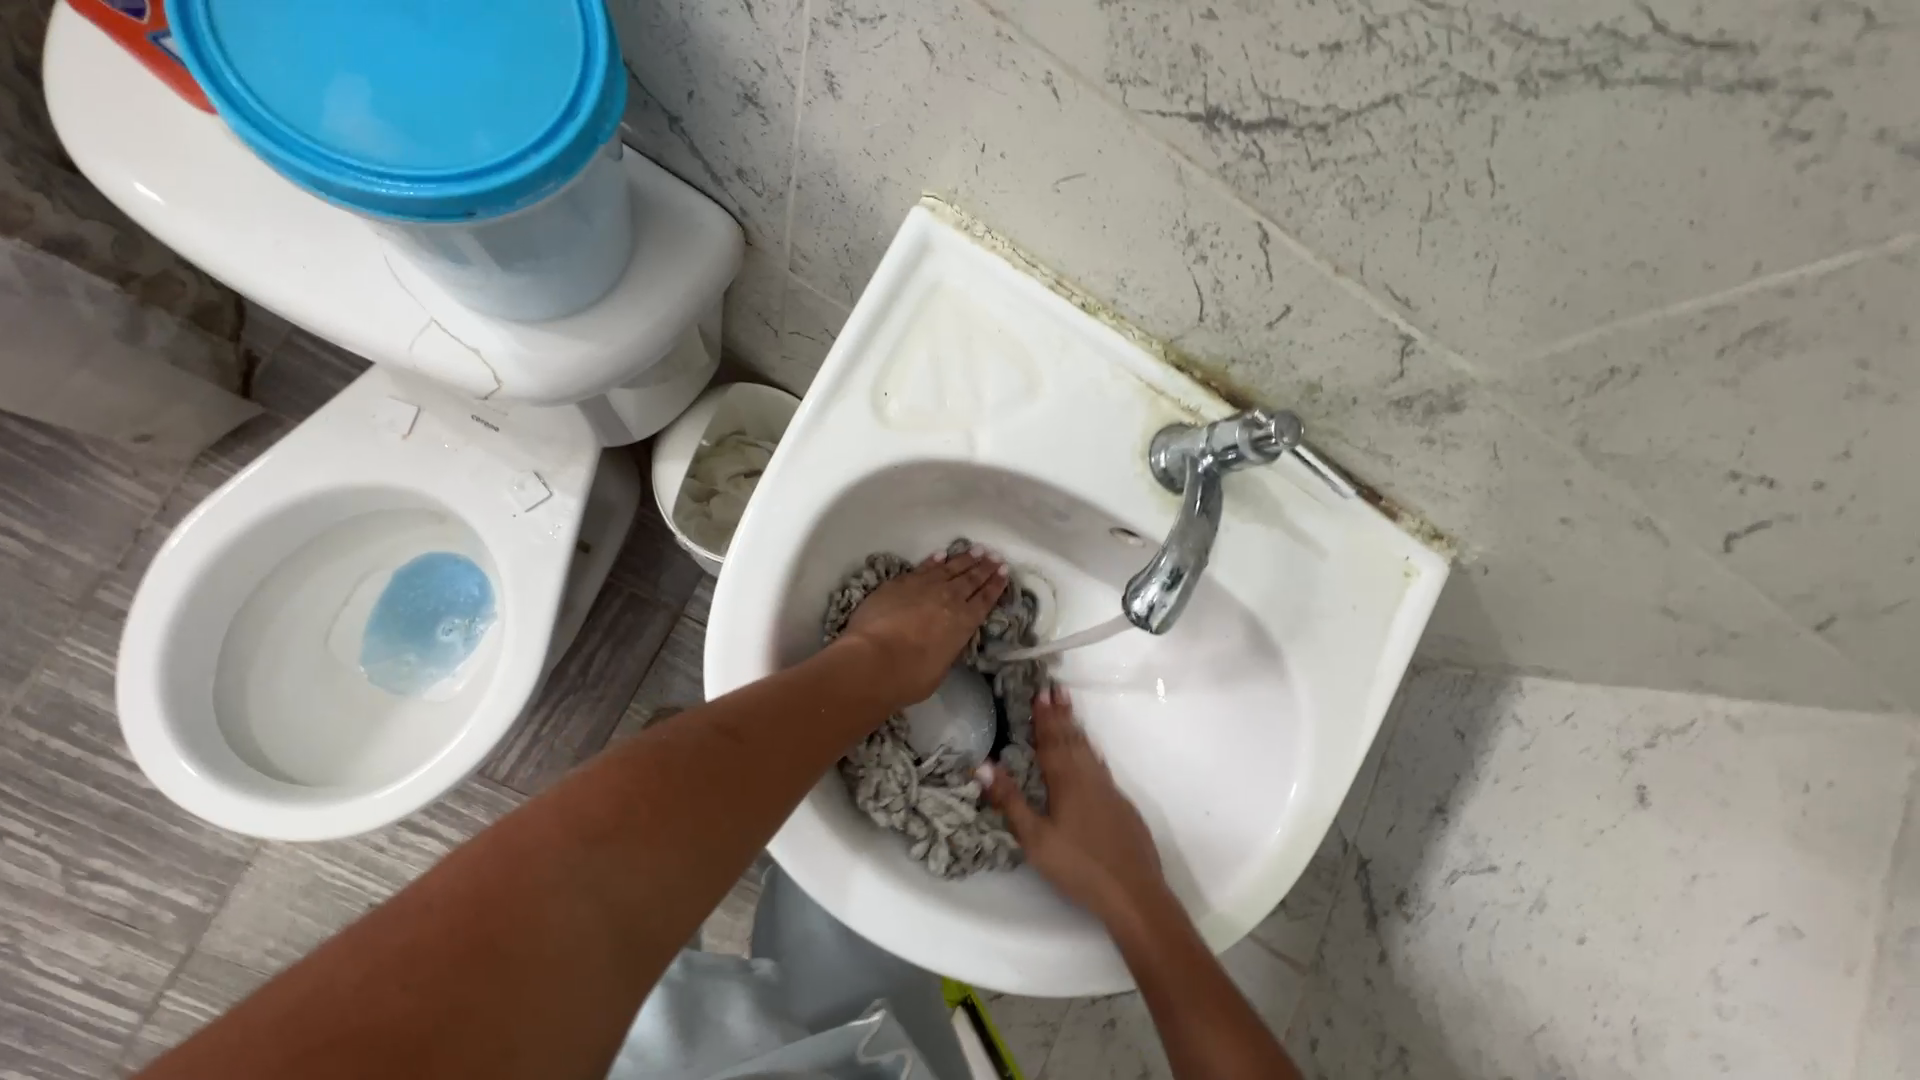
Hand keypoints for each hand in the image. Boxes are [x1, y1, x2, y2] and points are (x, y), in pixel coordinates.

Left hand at [838, 547, 1008, 710]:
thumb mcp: (940, 668)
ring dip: (964, 558)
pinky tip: (942, 555)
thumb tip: (945, 642)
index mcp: (964, 623)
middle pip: (970, 579)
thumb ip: (946, 650)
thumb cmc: (910, 676)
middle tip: (995, 556)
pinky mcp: (900, 583)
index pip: (985, 600)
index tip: (1004, 572)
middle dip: (984, 567)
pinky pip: (923, 567)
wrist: (874, 659)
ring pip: (950, 568)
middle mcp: (949, 599)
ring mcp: (924, 587)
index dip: (995, 585)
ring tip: (977, 550)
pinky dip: (934, 560)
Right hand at [982, 686, 1170, 923]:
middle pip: (1072, 739)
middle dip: (1061, 715)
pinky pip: (1100, 765)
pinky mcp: (1121, 805)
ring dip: (1076, 729)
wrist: (1133, 891)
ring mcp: (1109, 790)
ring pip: (1089, 751)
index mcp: (1066, 782)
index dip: (1044, 718)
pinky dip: (1091, 750)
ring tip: (1069, 711)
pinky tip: (1091, 753)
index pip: (1051, 742)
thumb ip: (1010, 800)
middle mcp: (1089, 778)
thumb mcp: (1035, 838)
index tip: (1039, 693)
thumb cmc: (1078, 866)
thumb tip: (983, 764)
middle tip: (1055, 689)